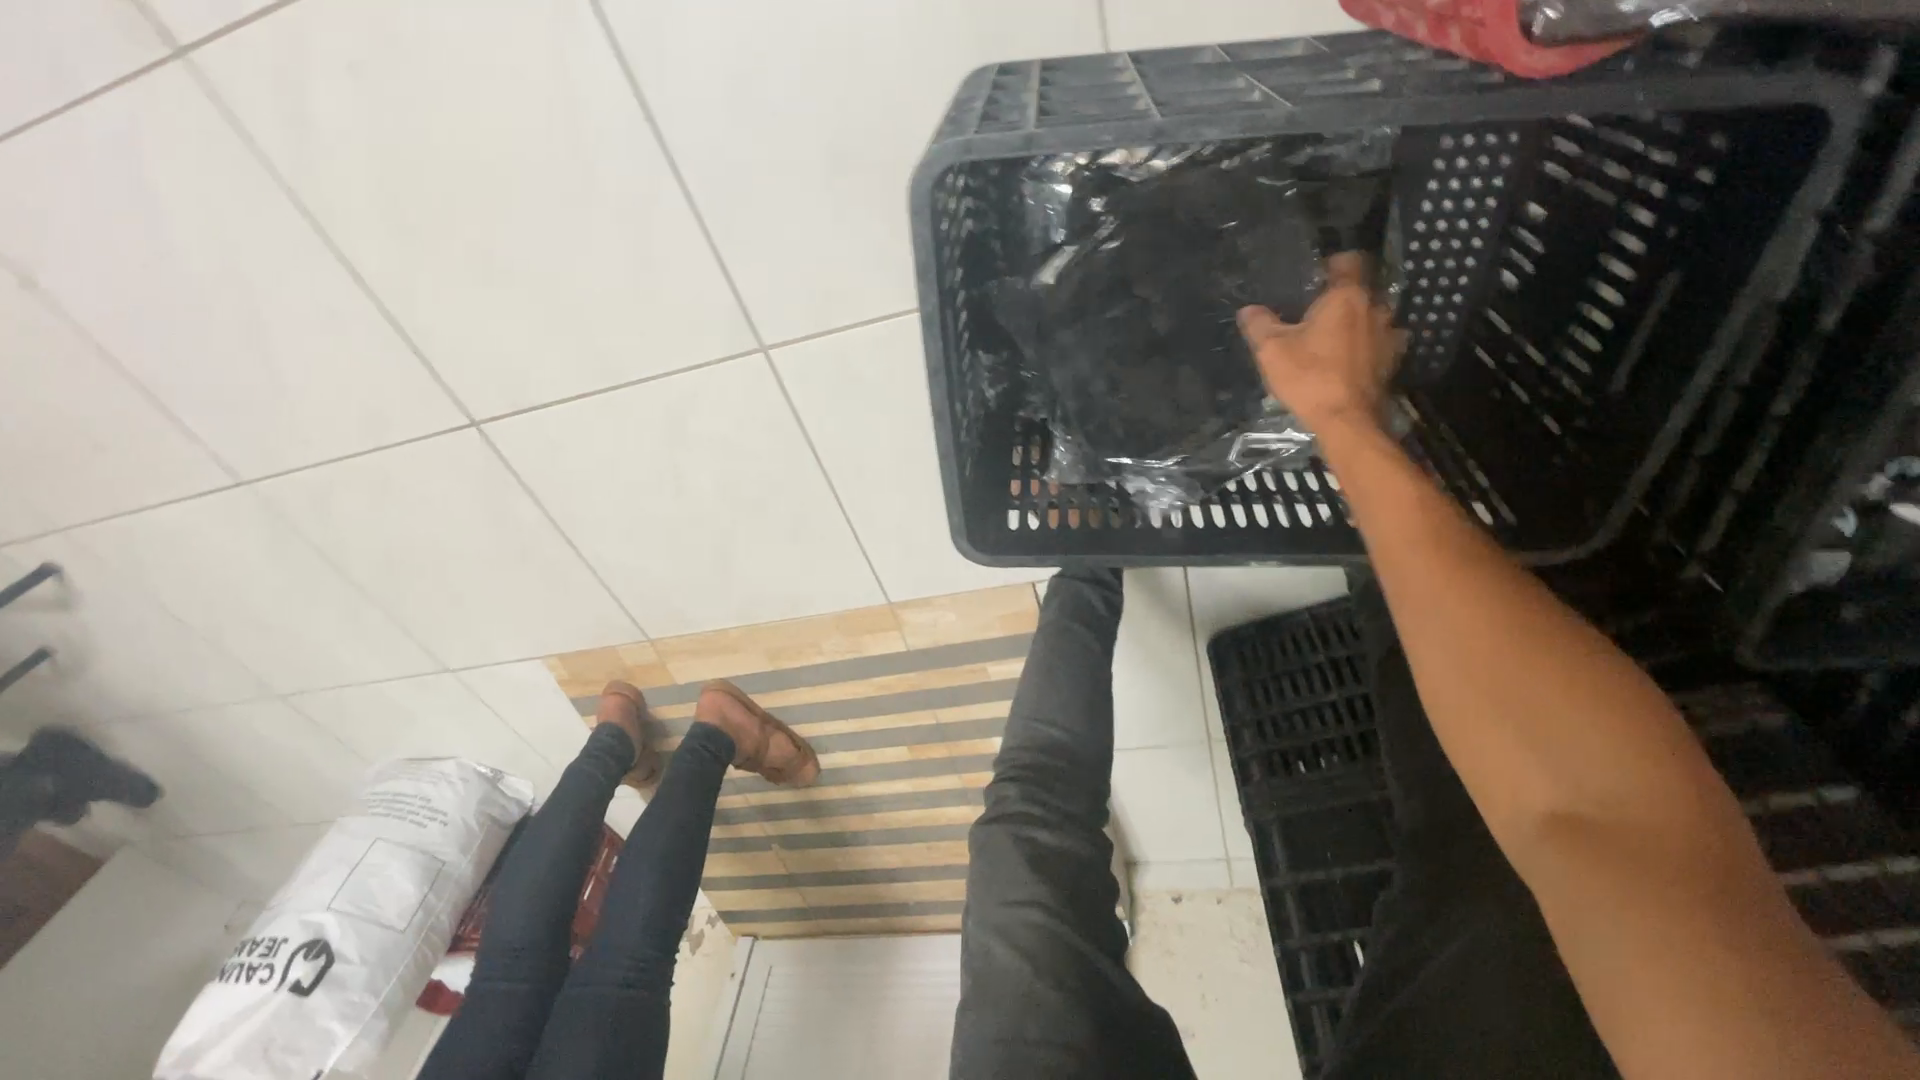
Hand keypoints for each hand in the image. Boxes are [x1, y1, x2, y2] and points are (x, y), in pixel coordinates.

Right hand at [1236, 253, 1404, 431]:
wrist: (1347, 421)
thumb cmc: (1310, 377)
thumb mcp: (1271, 350)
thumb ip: (1259, 324)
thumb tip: (1248, 309)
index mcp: (1346, 296)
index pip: (1349, 260)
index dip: (1333, 264)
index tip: (1317, 276)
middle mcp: (1375, 308)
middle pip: (1361, 290)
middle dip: (1342, 298)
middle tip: (1317, 313)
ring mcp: (1389, 334)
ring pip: (1372, 317)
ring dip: (1357, 322)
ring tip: (1334, 339)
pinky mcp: (1393, 361)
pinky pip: (1380, 342)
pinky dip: (1367, 346)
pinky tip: (1351, 360)